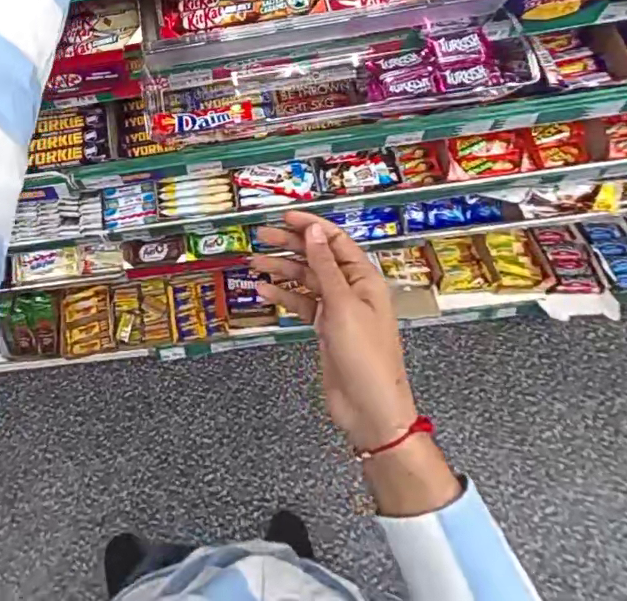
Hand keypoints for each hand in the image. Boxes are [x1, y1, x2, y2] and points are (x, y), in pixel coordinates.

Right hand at [252, 211, 462, 516]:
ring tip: (256, 262)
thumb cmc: (367, 358)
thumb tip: (315, 232)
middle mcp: (351, 289)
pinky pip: (301, 303)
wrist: (370, 409)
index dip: (310, 226)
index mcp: (364, 278)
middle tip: (264, 236)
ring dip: (282, 269)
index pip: (335, 240)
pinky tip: (265, 290)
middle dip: (290, 245)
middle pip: (317, 256)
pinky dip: (283, 295)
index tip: (286, 218)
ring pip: (305, 279)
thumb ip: (325, 266)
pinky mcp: (325, 327)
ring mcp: (337, 308)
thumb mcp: (343, 305)